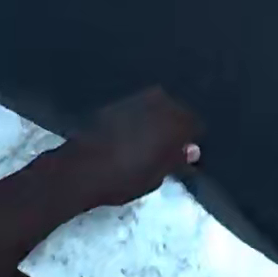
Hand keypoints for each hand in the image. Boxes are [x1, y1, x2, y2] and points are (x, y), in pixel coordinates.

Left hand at [53, 88, 202, 209]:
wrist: (82, 167)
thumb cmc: (124, 177)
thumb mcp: (156, 176)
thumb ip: (177, 159)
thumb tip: (192, 149)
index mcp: (172, 121)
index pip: (195, 123)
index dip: (193, 138)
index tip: (188, 152)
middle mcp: (157, 102)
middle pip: (177, 109)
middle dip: (177, 125)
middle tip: (171, 147)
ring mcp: (135, 98)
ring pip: (158, 104)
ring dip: (159, 118)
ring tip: (152, 141)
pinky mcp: (117, 101)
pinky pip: (139, 105)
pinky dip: (141, 116)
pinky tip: (134, 133)